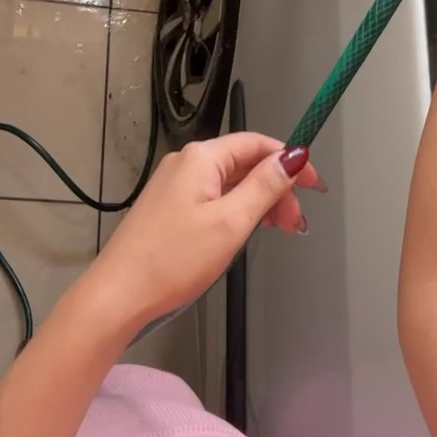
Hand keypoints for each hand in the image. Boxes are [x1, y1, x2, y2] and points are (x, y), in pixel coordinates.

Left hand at [86, 132, 325, 325]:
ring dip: (259, 201)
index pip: (257, 143)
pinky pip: (213, 195)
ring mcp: (174, 183)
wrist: (119, 294)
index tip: (318, 188)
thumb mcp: (230, 223)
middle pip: (244, 162)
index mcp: (202, 157)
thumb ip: (265, 186)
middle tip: (295, 225)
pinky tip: (247, 231)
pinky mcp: (168, 205)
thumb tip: (293, 156)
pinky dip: (237, 209)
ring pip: (230, 181)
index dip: (291, 160)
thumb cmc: (175, 259)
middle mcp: (186, 161)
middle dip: (276, 187)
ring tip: (278, 231)